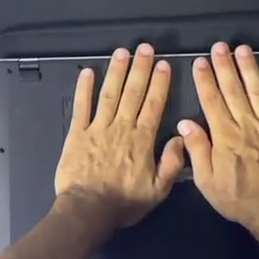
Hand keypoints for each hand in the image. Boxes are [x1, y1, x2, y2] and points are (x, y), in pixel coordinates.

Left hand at [54, 44, 185, 228]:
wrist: (88, 210)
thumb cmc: (123, 203)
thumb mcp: (158, 191)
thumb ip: (171, 164)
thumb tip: (181, 138)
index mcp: (142, 140)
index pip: (154, 105)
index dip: (159, 83)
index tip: (163, 64)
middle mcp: (121, 128)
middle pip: (133, 93)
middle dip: (140, 68)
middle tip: (145, 48)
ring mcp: (97, 128)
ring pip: (109, 94)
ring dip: (116, 71)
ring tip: (122, 52)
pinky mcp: (77, 134)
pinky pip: (82, 107)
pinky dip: (84, 88)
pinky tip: (88, 72)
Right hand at [179, 42, 258, 230]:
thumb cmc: (237, 199)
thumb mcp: (207, 180)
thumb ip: (197, 150)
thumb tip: (185, 124)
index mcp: (225, 135)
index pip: (211, 101)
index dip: (205, 79)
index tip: (200, 62)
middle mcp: (247, 125)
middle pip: (234, 90)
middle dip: (224, 66)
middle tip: (219, 47)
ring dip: (250, 69)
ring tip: (243, 50)